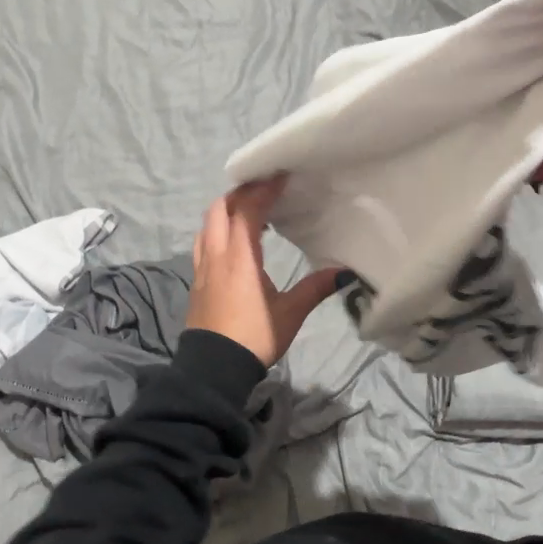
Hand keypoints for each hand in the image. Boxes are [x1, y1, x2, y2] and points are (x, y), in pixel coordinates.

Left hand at [186, 177, 344, 365]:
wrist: (214, 368)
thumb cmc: (254, 337)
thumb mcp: (289, 313)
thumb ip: (314, 289)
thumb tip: (345, 272)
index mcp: (239, 257)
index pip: (247, 210)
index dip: (263, 189)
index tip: (281, 175)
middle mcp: (216, 255)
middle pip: (220, 209)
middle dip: (240, 194)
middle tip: (264, 189)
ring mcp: (202, 268)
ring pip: (207, 225)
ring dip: (225, 212)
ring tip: (248, 212)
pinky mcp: (197, 281)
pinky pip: (203, 243)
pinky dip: (218, 231)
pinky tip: (233, 243)